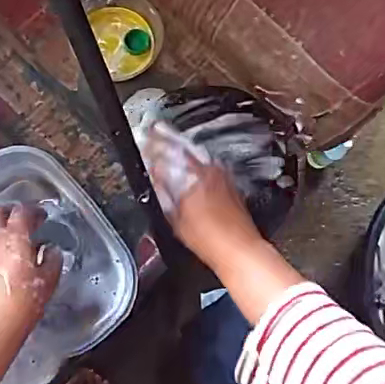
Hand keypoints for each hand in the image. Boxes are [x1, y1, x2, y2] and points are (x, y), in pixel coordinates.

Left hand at [0, 203, 61, 344]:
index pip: (21, 211)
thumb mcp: (47, 282)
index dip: (33, 210)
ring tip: (16, 237)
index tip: (42, 215)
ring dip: (0, 226)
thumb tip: (52, 251)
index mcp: (13, 236)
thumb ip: (52, 261)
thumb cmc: (22, 303)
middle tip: (26, 219)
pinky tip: (7, 257)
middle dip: (11, 211)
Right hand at [141, 123, 264, 268]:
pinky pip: (209, 167)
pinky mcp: (230, 184)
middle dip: (167, 143)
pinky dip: (197, 165)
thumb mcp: (174, 219)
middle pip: (182, 150)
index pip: (165, 155)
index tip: (146, 142)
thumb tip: (157, 182)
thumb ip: (164, 195)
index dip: (152, 147)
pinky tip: (192, 171)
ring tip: (171, 148)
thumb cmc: (209, 239)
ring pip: (197, 156)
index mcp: (190, 177)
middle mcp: (207, 171)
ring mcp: (221, 176)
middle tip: (155, 135)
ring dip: (182, 151)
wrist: (238, 249)